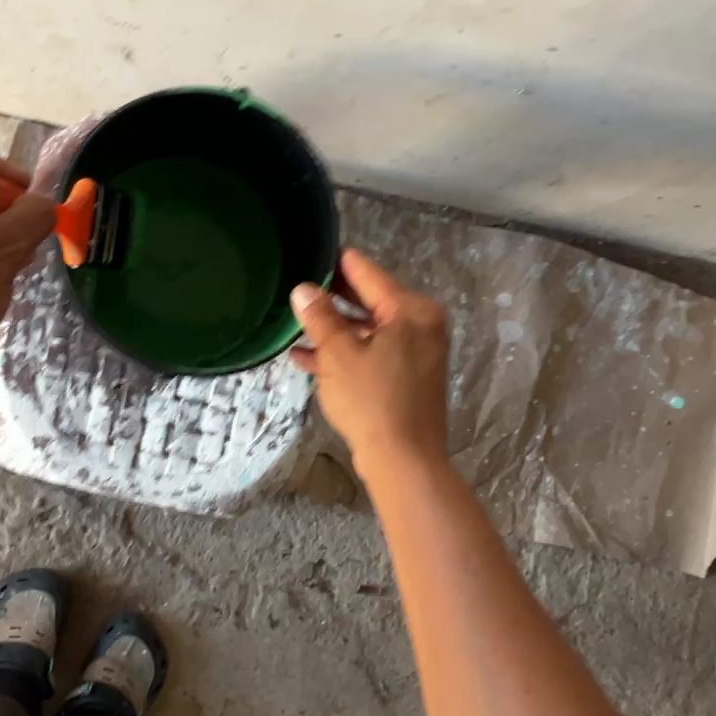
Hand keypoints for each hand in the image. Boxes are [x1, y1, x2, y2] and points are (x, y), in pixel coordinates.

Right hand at [290, 249, 451, 478]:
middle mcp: (420, 324)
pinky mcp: (408, 376)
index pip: (367, 274)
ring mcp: (417, 352)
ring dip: (334, 331)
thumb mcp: (338, 354)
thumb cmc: (371, 400)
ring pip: (369, 329)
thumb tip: (303, 289)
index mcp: (410, 310)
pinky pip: (374, 352)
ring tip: (294, 327)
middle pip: (370, 301)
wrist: (404, 459)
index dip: (336, 265)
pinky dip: (347, 353)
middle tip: (297, 292)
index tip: (309, 256)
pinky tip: (308, 359)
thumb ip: (320, 318)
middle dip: (333, 300)